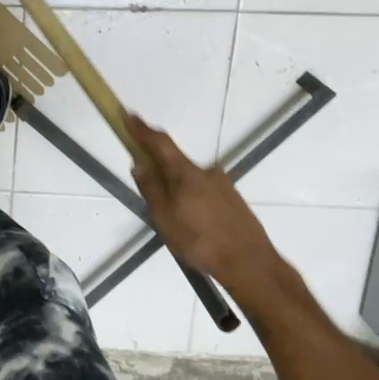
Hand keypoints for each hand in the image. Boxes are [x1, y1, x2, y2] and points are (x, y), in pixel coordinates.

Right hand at [126, 114, 283, 290]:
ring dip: (178, 192)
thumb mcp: (164, 217)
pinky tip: (195, 228)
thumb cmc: (200, 241)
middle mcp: (206, 172)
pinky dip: (193, 202)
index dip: (142, 129)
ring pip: (190, 181)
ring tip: (176, 223)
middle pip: (175, 163)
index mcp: (186, 173)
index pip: (160, 143)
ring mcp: (223, 185)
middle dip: (160, 171)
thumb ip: (151, 189)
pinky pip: (204, 193)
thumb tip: (139, 163)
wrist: (250, 263)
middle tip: (151, 197)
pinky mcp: (233, 200)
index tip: (128, 115)